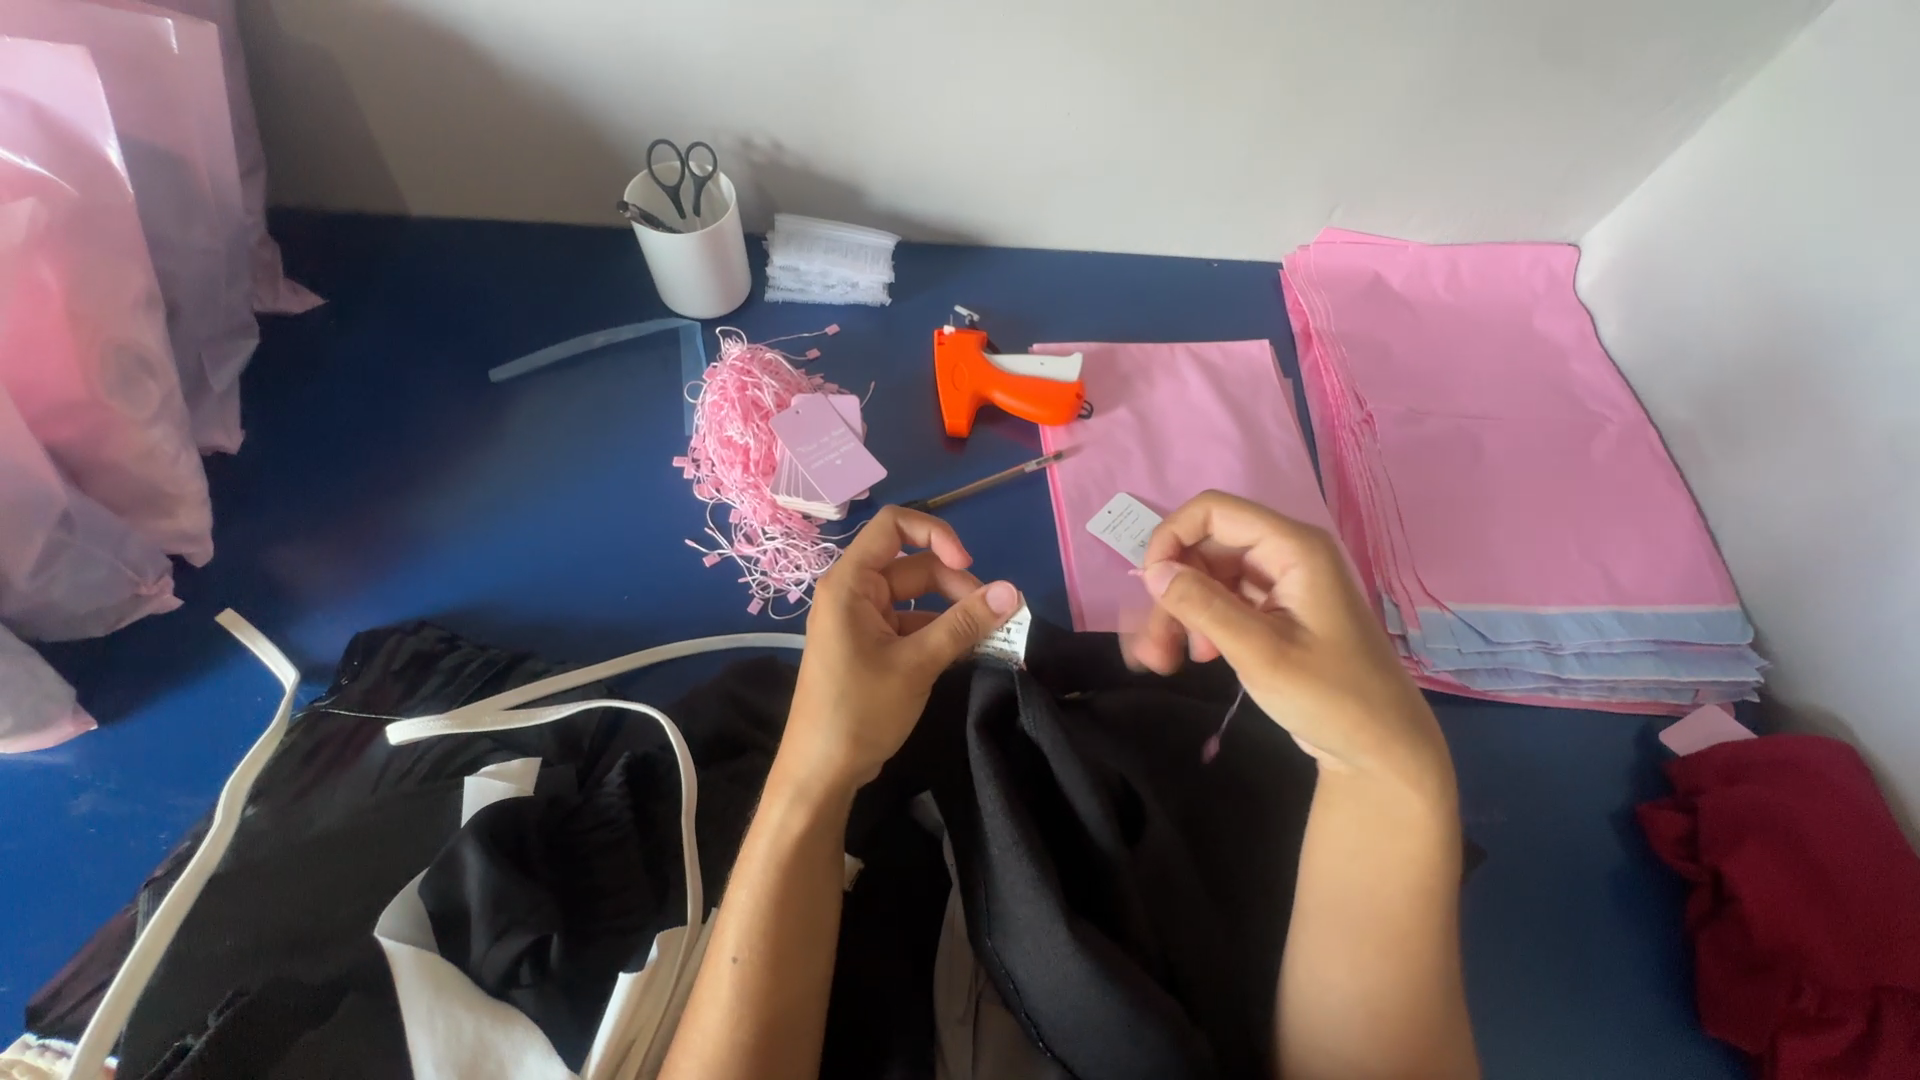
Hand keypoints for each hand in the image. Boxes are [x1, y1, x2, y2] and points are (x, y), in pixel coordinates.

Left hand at [783, 505, 1022, 794]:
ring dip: (953, 612)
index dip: (936, 534)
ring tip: (987, 637)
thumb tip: (1013, 591)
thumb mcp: (918, 664)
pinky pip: (912, 624)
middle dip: (956, 585)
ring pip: (917, 598)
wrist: (821, 772)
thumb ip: (965, 624)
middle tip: (993, 617)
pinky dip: (940, 633)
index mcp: (851, 583)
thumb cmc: (859, 710)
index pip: (893, 525)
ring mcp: (862, 621)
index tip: (968, 566)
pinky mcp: (872, 646)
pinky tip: (967, 652)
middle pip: (914, 566)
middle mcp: (854, 593)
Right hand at [1122, 491, 1450, 795]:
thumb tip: (1152, 571)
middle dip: (1172, 591)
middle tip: (1151, 643)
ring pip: (1208, 578)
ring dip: (1179, 614)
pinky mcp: (1273, 612)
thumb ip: (1202, 606)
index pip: (1214, 511)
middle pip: (1205, 549)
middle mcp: (1284, 555)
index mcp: (1293, 548)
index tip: (1149, 584)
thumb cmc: (1329, 697)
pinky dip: (1201, 625)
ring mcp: (1279, 585)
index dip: (1172, 537)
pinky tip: (1199, 659)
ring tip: (1162, 661)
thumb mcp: (1258, 652)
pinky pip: (1222, 602)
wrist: (1381, 750)